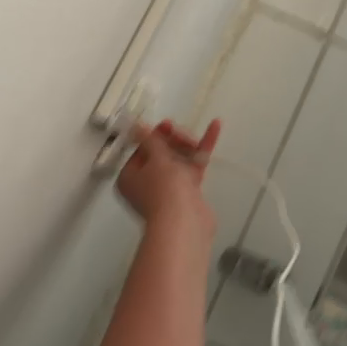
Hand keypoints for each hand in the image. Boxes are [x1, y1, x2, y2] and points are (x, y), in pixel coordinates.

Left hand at [116, 119, 219, 241]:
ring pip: (179, 159)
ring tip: (196, 137)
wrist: (184, 222)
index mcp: (130, 177)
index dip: (155, 136)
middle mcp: (147, 182)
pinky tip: (215, 126)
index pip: (142, 149)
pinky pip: (193, 165)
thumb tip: (136, 124)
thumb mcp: (156, 158)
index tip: (168, 125)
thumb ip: (151, 139)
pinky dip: (203, 148)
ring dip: (188, 144)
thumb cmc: (164, 189)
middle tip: (183, 134)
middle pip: (161, 153)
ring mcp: (169, 187)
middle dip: (174, 140)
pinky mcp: (188, 191)